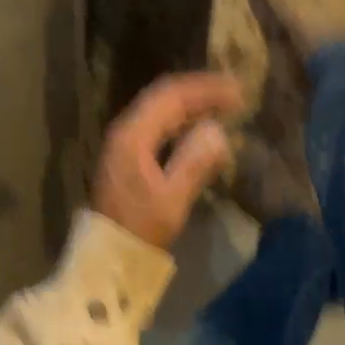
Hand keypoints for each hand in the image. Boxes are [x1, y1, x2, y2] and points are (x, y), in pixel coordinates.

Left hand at [93, 72, 243, 248]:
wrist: (108, 255)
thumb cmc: (139, 229)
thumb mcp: (171, 201)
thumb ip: (194, 163)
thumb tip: (218, 130)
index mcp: (133, 134)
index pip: (172, 96)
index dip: (205, 89)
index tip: (237, 90)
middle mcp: (126, 129)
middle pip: (165, 97)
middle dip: (200, 91)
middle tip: (234, 93)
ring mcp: (125, 141)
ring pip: (161, 109)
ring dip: (191, 103)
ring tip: (223, 105)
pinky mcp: (129, 154)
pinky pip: (159, 124)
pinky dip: (182, 119)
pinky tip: (200, 127)